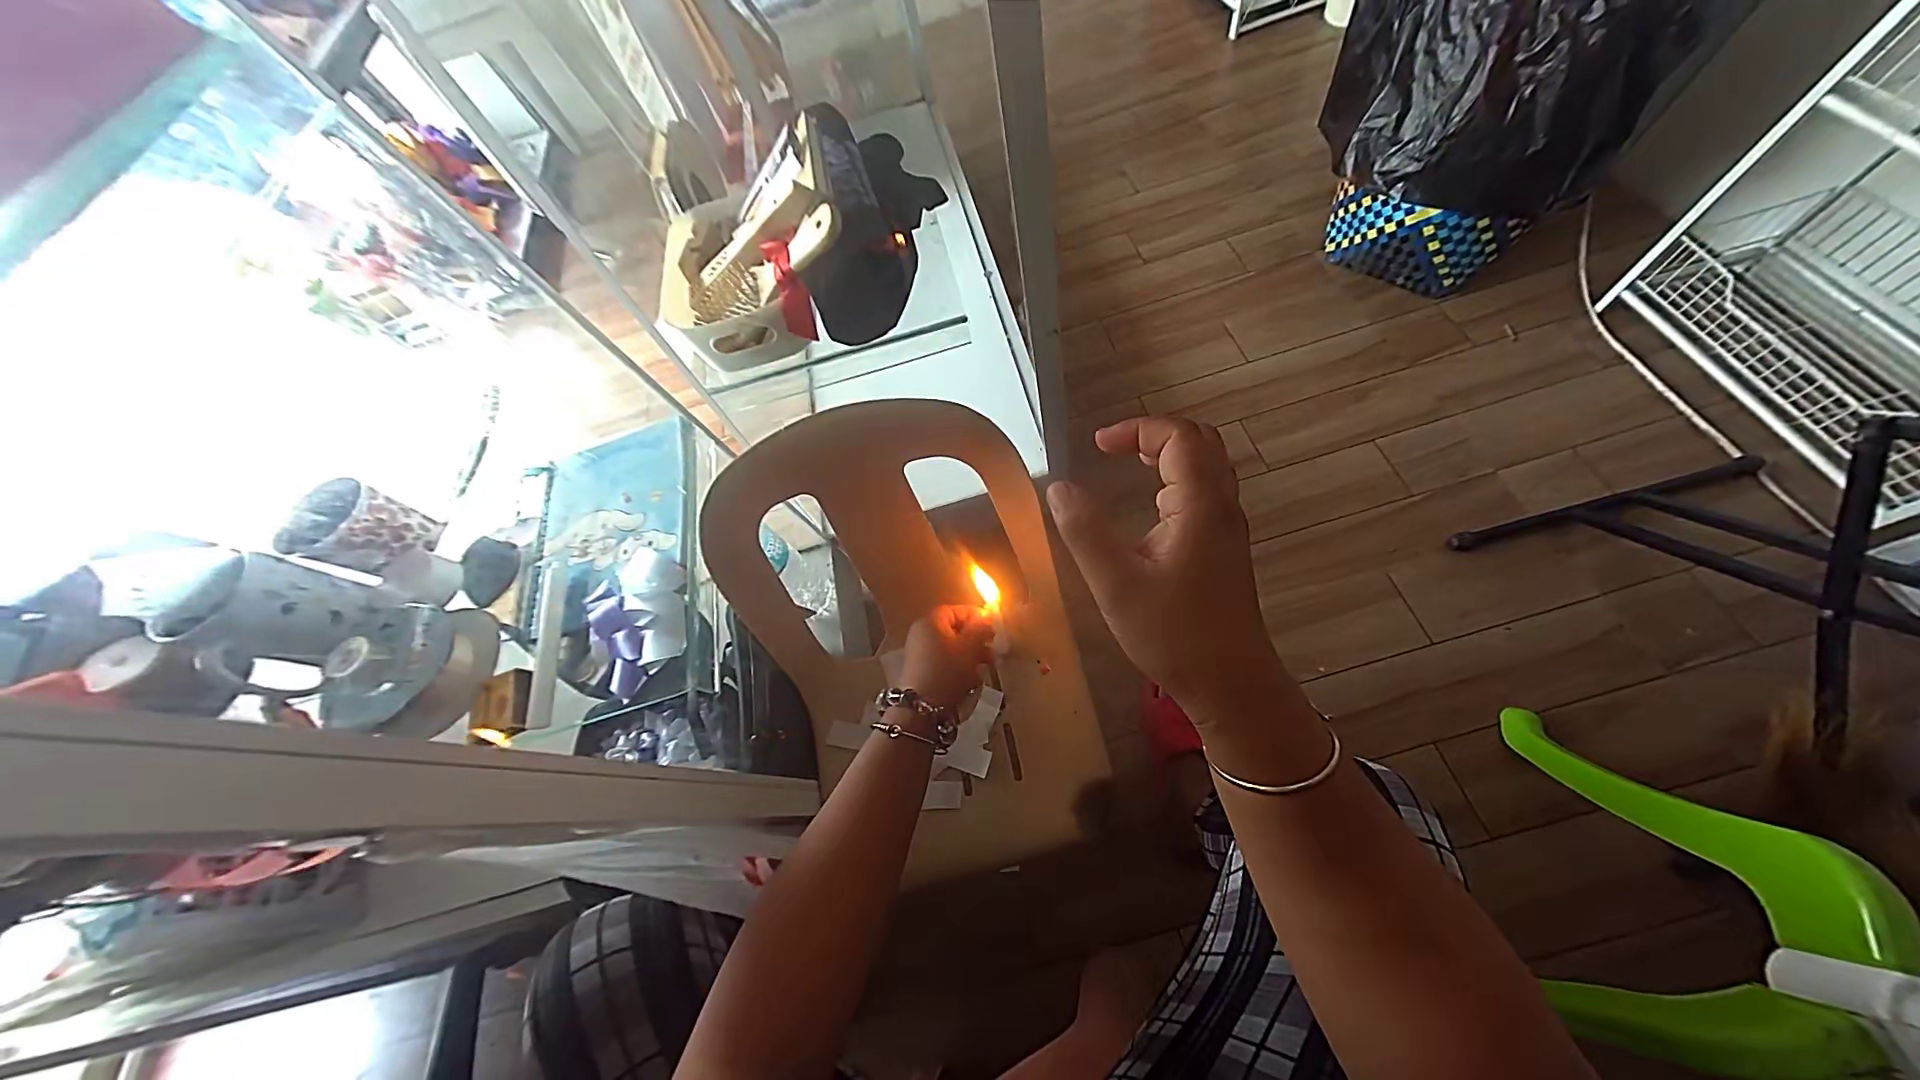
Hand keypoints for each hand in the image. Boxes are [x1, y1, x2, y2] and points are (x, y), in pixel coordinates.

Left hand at [899, 605, 992, 708]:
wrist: (922, 708)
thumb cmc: (948, 671)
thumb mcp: (970, 647)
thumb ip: (980, 629)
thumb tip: (985, 618)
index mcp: (930, 623)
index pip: (954, 610)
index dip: (975, 615)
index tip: (992, 626)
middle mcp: (921, 635)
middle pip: (953, 630)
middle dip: (975, 639)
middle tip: (992, 649)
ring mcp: (919, 654)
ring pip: (950, 648)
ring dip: (970, 654)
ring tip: (985, 666)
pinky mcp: (921, 673)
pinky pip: (944, 663)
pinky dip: (959, 667)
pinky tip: (970, 679)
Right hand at [1047, 417, 1291, 721]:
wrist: (1231, 682)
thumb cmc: (1174, 635)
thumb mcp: (1116, 584)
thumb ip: (1085, 532)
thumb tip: (1058, 488)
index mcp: (1200, 506)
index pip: (1179, 437)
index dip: (1137, 429)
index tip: (1098, 445)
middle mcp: (1222, 507)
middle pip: (1201, 442)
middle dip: (1155, 434)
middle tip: (1115, 449)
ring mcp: (1229, 528)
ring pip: (1207, 467)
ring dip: (1169, 455)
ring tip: (1128, 464)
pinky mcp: (1226, 548)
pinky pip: (1207, 492)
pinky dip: (1177, 479)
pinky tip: (1151, 506)